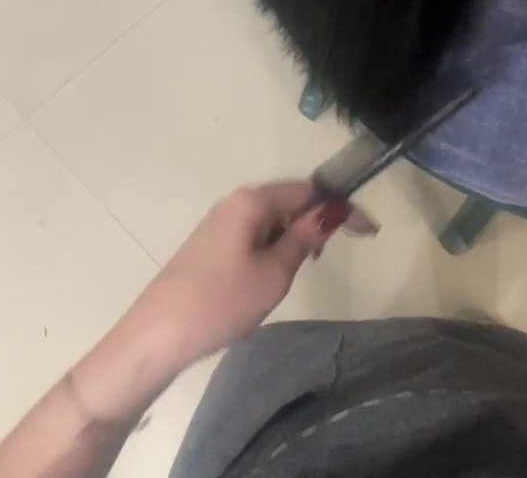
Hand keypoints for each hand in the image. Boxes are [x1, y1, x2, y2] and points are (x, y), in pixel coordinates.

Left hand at [118, 183, 372, 373]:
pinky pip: (255, 234)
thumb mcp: (274, 273)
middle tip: (330, 257)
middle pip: (290, 200)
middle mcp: (237, 201)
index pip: (309, 191)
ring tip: (301, 270)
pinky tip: (273, 275)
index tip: (369, 231)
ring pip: (272, 219)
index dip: (340, 207)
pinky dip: (273, 247)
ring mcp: (221, 221)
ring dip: (294, 237)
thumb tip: (331, 211)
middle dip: (317, 221)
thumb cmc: (221, 301)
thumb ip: (305, 238)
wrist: (157, 335)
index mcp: (253, 200)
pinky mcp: (212, 243)